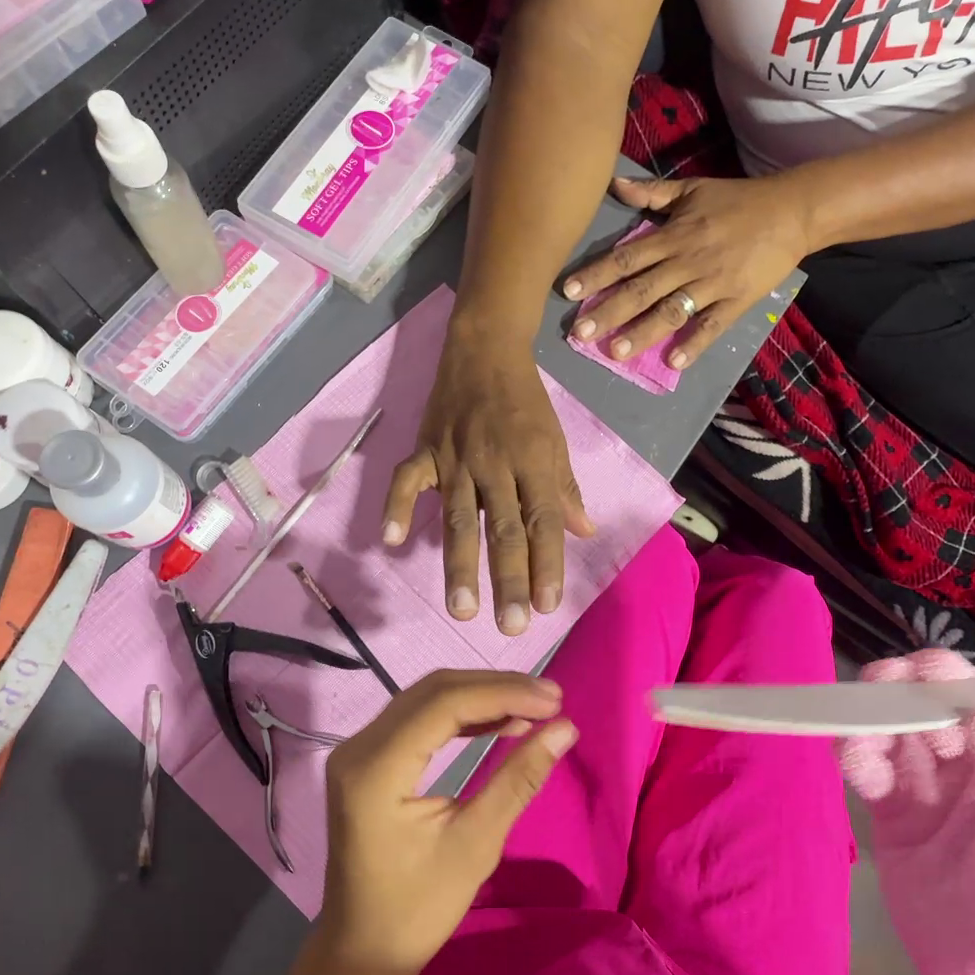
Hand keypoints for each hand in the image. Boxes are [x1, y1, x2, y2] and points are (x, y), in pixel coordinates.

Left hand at [285, 671, 575, 974]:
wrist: (365, 948)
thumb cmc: (419, 906)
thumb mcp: (477, 844)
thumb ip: (518, 779)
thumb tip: (565, 728)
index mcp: (375, 770)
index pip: (444, 705)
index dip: (502, 693)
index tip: (554, 698)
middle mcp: (359, 747)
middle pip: (434, 692)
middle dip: (496, 688)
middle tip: (551, 697)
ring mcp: (359, 750)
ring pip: (427, 698)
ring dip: (481, 697)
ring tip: (535, 705)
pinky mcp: (369, 758)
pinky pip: (418, 718)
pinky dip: (461, 715)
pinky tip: (501, 722)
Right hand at [385, 336, 594, 635]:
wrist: (485, 349)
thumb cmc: (525, 401)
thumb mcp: (555, 440)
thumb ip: (565, 487)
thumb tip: (583, 531)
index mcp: (533, 462)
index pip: (542, 521)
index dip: (547, 564)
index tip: (549, 606)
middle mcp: (496, 465)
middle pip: (502, 528)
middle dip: (508, 579)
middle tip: (511, 625)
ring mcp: (456, 458)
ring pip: (458, 517)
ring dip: (459, 564)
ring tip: (463, 608)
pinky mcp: (426, 449)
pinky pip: (407, 480)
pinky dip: (397, 507)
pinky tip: (391, 542)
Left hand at [563, 175, 812, 369]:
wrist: (792, 211)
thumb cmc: (737, 201)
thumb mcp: (692, 189)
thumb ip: (652, 193)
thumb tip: (614, 186)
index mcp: (673, 236)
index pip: (627, 257)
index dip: (596, 273)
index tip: (567, 291)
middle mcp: (687, 261)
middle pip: (641, 289)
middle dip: (608, 312)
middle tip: (580, 334)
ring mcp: (712, 283)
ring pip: (671, 310)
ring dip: (642, 332)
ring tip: (616, 353)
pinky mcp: (737, 301)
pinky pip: (712, 325)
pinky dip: (694, 343)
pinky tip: (674, 363)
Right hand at [839, 650, 974, 974]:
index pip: (974, 702)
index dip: (945, 677)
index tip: (913, 668)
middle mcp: (967, 771)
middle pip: (924, 708)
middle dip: (898, 690)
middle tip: (873, 688)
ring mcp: (926, 794)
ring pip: (891, 733)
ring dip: (871, 720)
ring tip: (857, 732)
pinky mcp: (892, 819)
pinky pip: (870, 773)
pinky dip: (856, 756)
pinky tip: (853, 760)